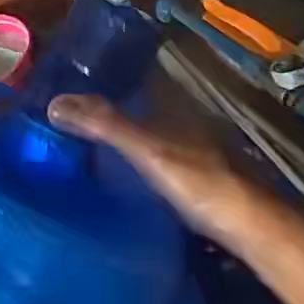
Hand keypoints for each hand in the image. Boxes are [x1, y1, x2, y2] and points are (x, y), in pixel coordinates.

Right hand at [47, 94, 271, 241]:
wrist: (249, 227)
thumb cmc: (198, 182)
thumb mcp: (147, 151)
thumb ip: (105, 126)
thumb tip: (55, 102)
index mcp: (176, 108)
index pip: (140, 80)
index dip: (112, 77)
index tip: (79, 82)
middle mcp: (188, 122)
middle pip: (145, 107)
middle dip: (116, 108)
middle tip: (76, 117)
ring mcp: (197, 151)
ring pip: (155, 133)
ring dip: (129, 135)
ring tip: (93, 146)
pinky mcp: (201, 179)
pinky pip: (161, 159)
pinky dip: (141, 161)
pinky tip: (126, 177)